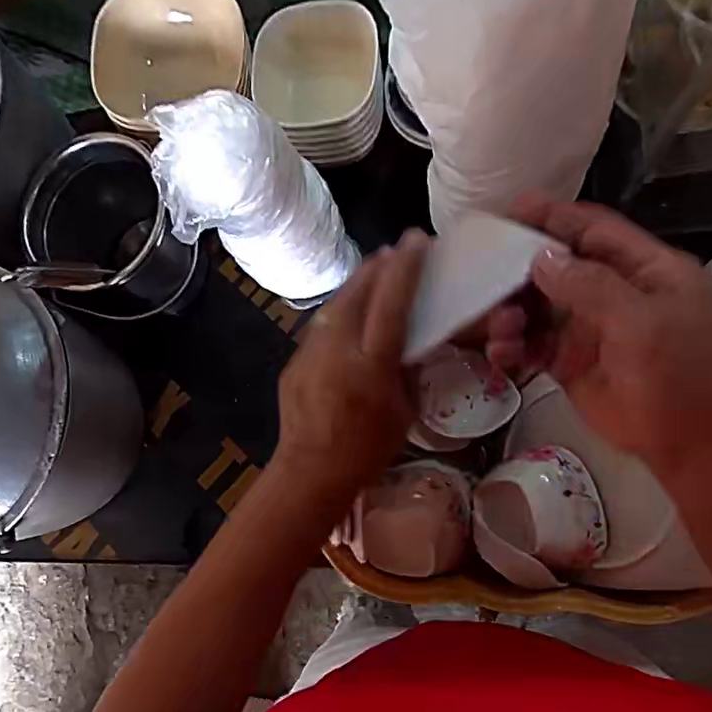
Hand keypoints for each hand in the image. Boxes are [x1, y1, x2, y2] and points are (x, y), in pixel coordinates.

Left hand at [274, 229, 429, 495]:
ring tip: (374, 275)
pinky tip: (348, 315)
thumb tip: (409, 342)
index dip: (406, 267)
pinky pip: (320, 328)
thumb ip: (406, 370)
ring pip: (335, 307)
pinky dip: (338, 313)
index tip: (417, 240)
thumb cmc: (367, 450)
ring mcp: (310, 354)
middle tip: (396, 252)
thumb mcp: (404, 411)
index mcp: (372, 364)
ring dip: (356, 286)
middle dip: (379, 267)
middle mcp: (338, 350)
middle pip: (358, 293)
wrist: (310, 471)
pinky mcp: (294, 362)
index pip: (392, 302)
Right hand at [484, 197, 711, 479]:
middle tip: (484, 275)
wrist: (692, 444)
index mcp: (644, 271)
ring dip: (512, 313)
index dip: (555, 217)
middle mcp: (613, 293)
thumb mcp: (642, 322)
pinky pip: (531, 344)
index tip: (512, 209)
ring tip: (499, 328)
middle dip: (519, 270)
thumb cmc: (681, 375)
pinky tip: (500, 354)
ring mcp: (589, 328)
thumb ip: (590, 286)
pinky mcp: (569, 362)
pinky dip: (512, 346)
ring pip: (537, 307)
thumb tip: (540, 259)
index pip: (594, 231)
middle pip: (556, 267)